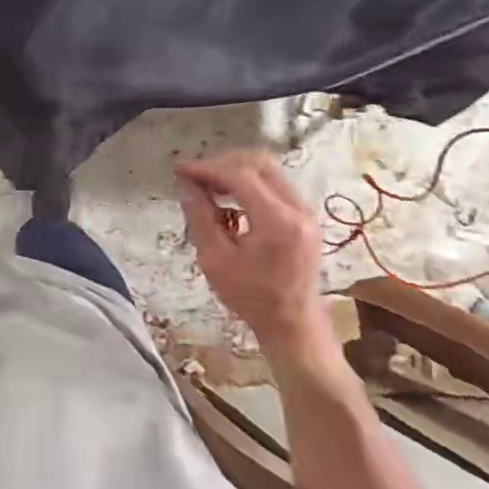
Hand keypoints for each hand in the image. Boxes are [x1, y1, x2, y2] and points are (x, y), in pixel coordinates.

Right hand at [175, 152, 325, 350]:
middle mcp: (298, 209)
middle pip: (259, 164)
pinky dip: (251, 185)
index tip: (182, 171)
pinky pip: (276, 186)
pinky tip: (231, 202)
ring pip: (269, 171)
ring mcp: (306, 212)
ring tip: (211, 189)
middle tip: (197, 179)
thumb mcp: (215, 260)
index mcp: (277, 221)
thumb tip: (186, 185)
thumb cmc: (250, 297)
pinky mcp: (305, 218)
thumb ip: (200, 217)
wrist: (292, 324)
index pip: (241, 175)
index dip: (208, 168)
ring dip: (237, 173)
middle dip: (224, 165)